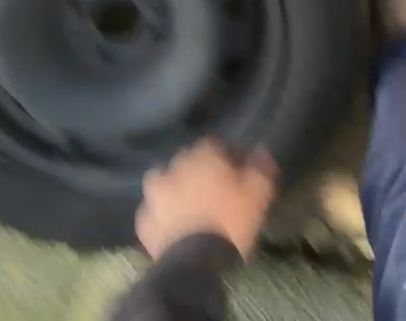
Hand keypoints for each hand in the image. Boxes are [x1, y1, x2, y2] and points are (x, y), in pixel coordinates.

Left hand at [135, 138, 278, 259]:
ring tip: (185, 203)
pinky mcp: (144, 223)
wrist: (195, 262)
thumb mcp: (258, 192)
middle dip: (198, 169)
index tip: (237, 169)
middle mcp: (175, 168)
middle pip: (186, 160)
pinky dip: (160, 215)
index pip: (214, 143)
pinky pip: (153, 212)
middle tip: (213, 187)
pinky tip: (171, 226)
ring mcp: (156, 195)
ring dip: (172, 187)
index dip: (226, 154)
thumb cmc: (230, 220)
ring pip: (162, 181)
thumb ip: (261, 166)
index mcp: (202, 156)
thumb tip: (261, 150)